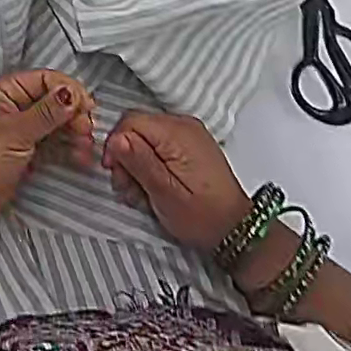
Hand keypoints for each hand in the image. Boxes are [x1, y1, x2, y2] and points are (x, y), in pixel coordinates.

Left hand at [0, 69, 95, 215]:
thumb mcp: (15, 132)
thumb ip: (47, 112)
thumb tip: (72, 93)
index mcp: (4, 92)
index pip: (44, 79)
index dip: (68, 90)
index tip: (87, 107)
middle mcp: (13, 106)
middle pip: (53, 101)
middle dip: (73, 114)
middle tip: (87, 132)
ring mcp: (20, 130)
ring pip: (56, 123)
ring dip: (74, 133)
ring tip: (86, 148)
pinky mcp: (26, 152)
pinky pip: (53, 143)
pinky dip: (67, 148)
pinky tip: (80, 157)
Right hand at [102, 112, 251, 251]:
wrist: (235, 229)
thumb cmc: (202, 216)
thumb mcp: (165, 193)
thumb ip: (139, 162)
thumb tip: (116, 139)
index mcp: (177, 133)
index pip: (130, 121)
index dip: (116, 146)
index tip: (116, 173)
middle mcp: (183, 125)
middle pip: (136, 128)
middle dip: (126, 158)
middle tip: (129, 188)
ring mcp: (188, 134)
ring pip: (145, 138)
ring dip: (136, 164)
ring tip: (143, 192)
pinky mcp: (189, 145)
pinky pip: (158, 144)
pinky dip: (150, 163)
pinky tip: (154, 186)